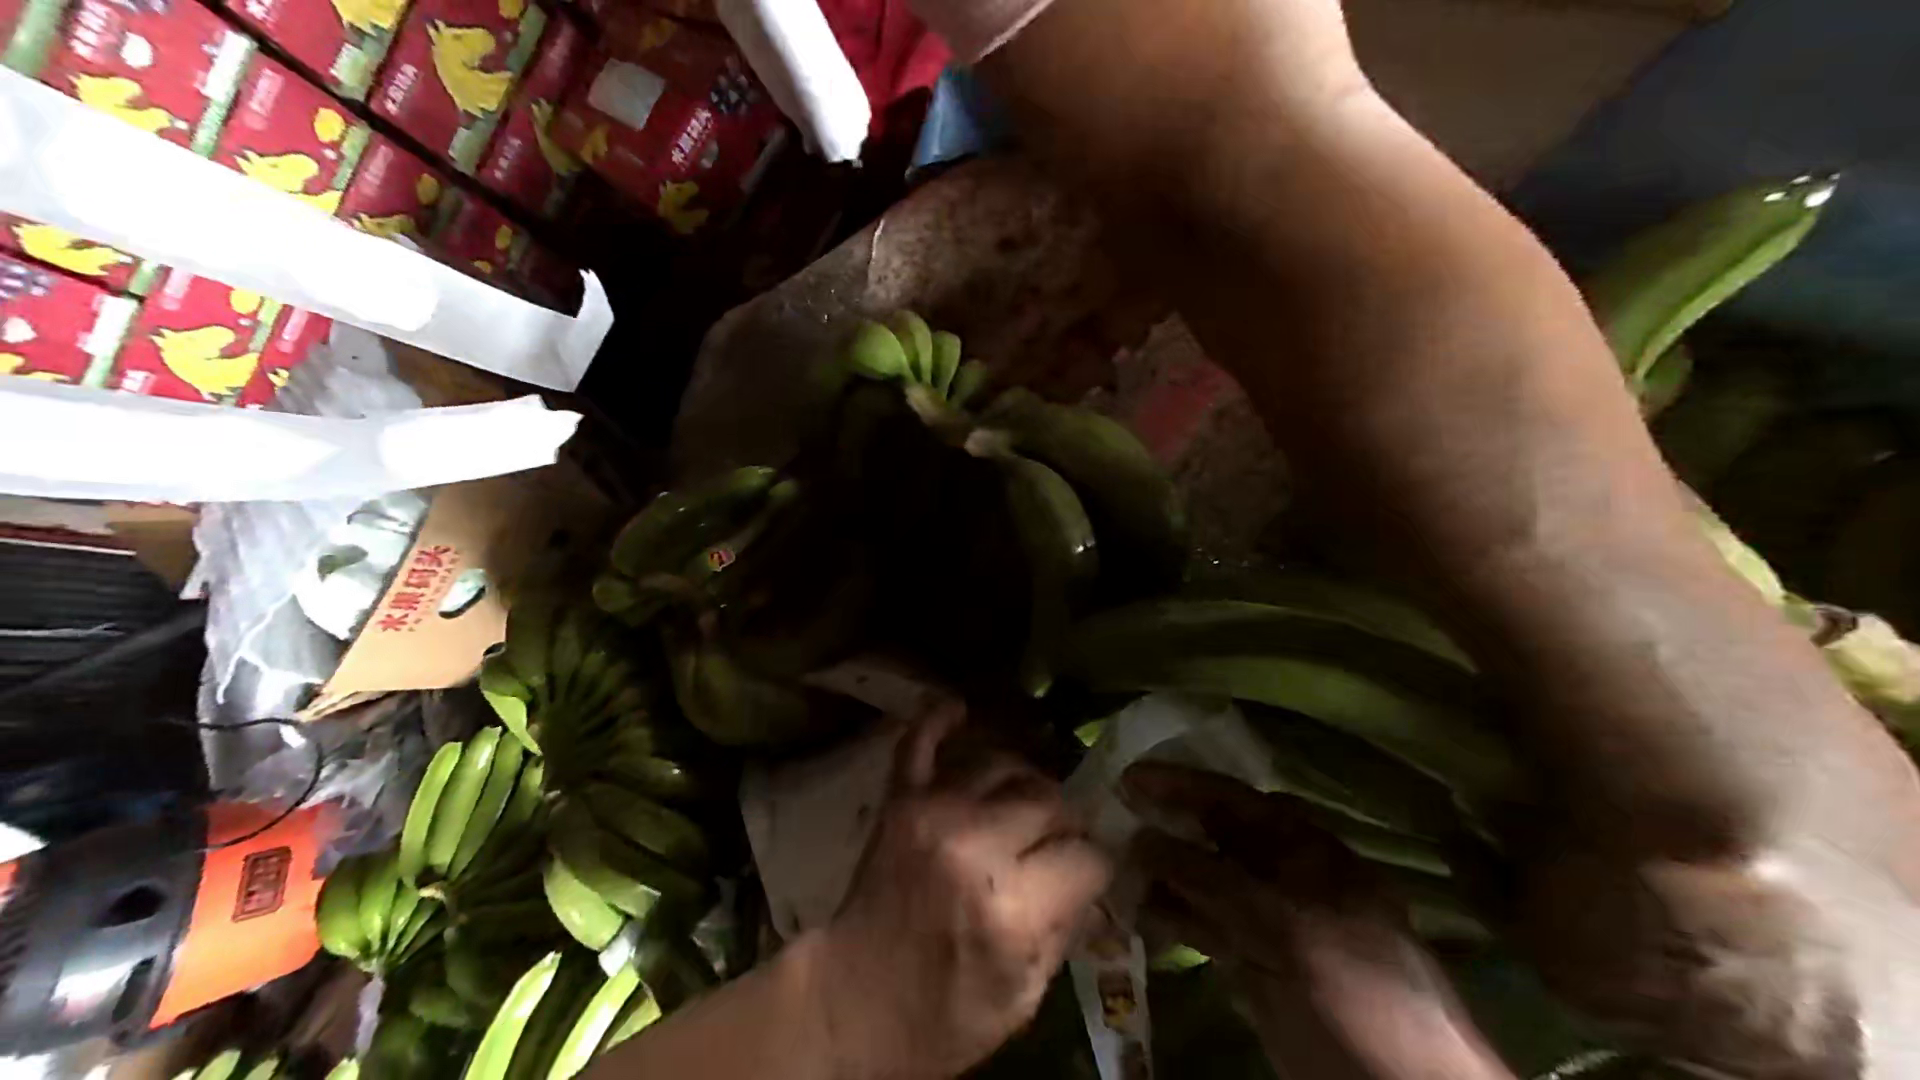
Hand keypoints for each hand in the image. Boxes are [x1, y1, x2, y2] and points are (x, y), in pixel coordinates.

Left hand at [807, 705, 1112, 1079]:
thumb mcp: (1022, 999)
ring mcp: (931, 812)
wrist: (849, 1004)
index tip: (1092, 871)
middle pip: (1049, 799)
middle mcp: (974, 843)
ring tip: (1027, 803)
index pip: (1086, 855)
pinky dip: (940, 719)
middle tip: (1060, 841)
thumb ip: (1065, 931)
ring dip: (1024, 780)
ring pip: (1002, 764)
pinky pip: (920, 742)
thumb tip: (1097, 886)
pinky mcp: (899, 801)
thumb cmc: (941, 1019)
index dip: (1097, 864)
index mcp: (1011, 907)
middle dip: (1066, 821)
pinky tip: (962, 708)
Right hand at [1125, 763, 1513, 1079]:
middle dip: (1162, 825)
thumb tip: (1139, 839)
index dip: (1181, 785)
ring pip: (1201, 882)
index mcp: (1304, 849)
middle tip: (1107, 818)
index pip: (1233, 800)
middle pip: (1211, 837)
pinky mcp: (1251, 962)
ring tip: (1108, 867)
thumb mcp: (1286, 925)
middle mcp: (1281, 874)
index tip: (1128, 778)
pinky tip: (1131, 911)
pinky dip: (1168, 917)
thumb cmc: (1358, 989)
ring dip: (1158, 873)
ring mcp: (1266, 920)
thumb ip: (1211, 878)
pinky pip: (1201, 926)